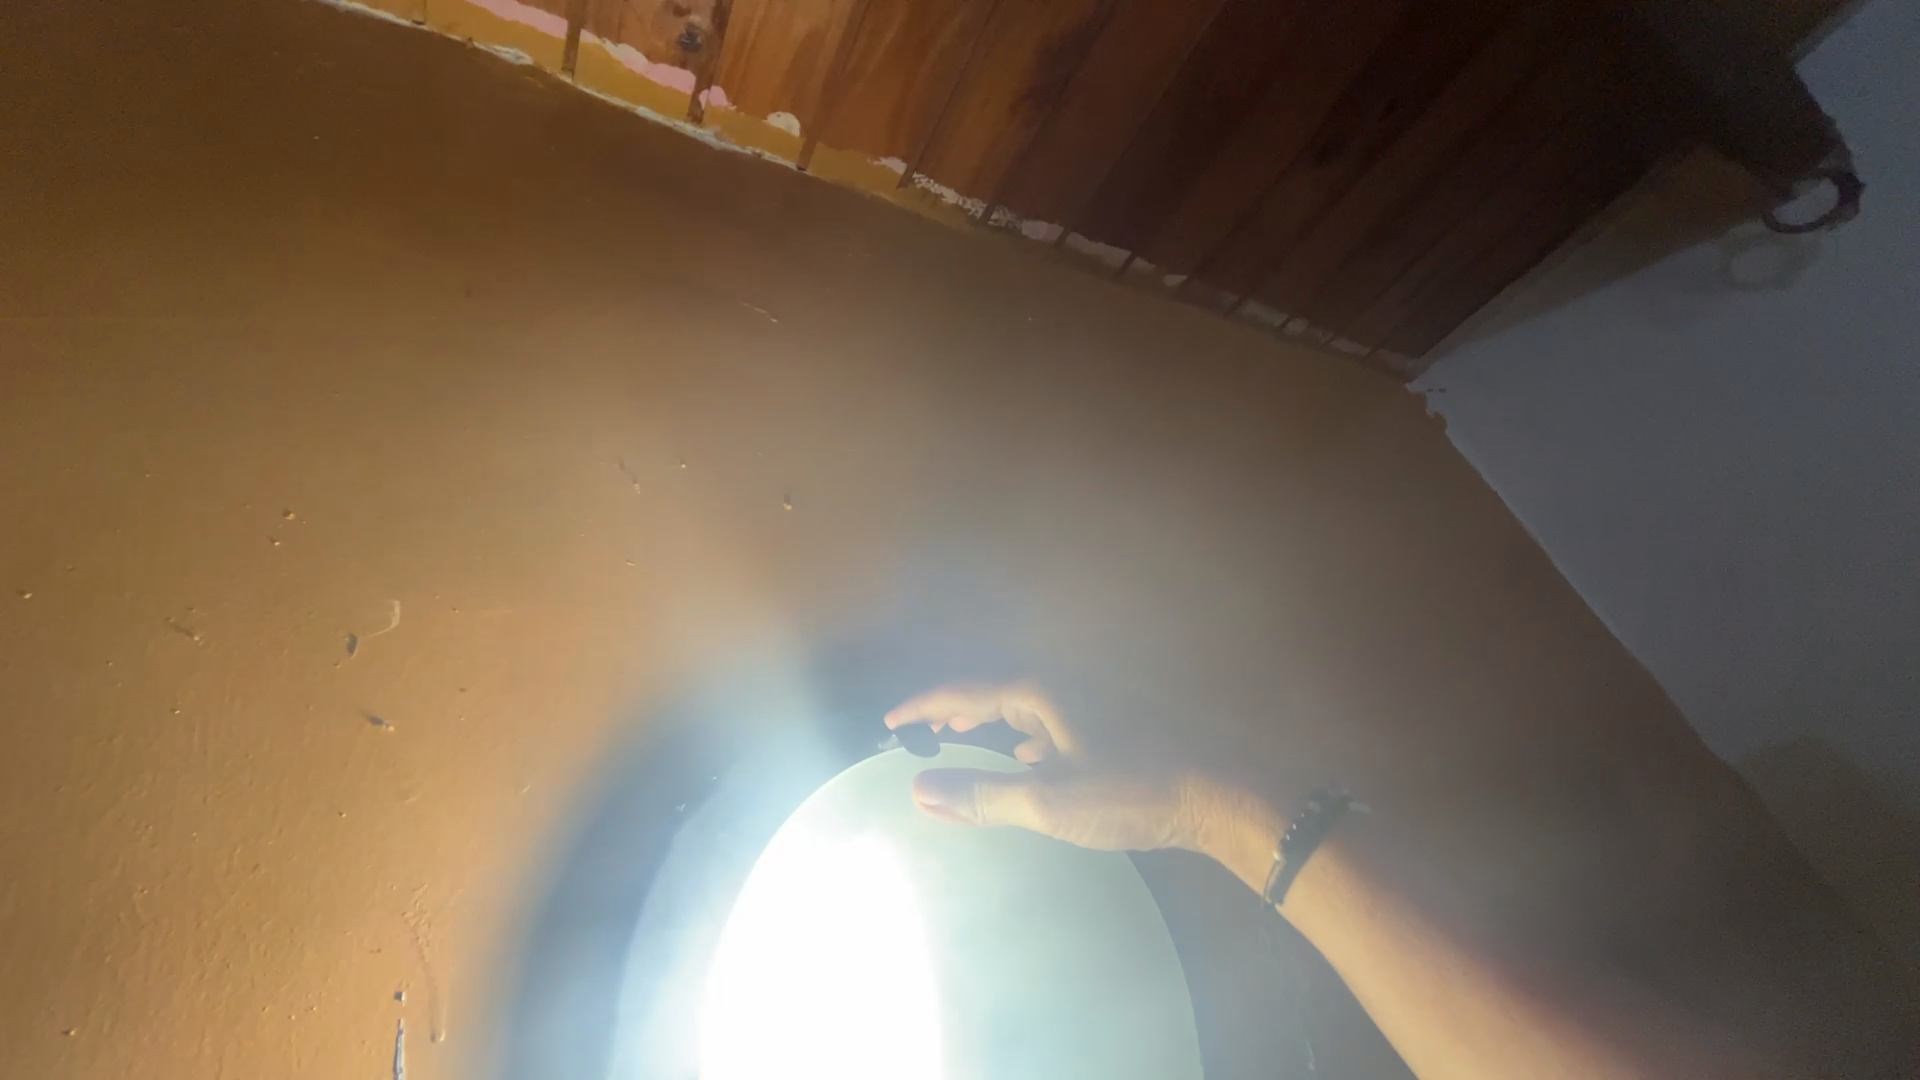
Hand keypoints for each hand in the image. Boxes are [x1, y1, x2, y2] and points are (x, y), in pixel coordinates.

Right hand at [883, 683, 1283, 877]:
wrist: (1220, 793)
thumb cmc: (1131, 791)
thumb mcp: (1049, 801)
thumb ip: (981, 794)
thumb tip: (918, 788)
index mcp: (1041, 690)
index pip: (965, 691)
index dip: (924, 706)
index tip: (891, 721)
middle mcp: (1063, 684)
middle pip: (994, 689)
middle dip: (955, 707)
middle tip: (923, 727)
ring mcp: (1091, 698)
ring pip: (1024, 703)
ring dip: (990, 717)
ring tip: (963, 733)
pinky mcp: (1111, 718)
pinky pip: (1050, 718)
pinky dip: (1023, 733)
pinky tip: (1027, 754)